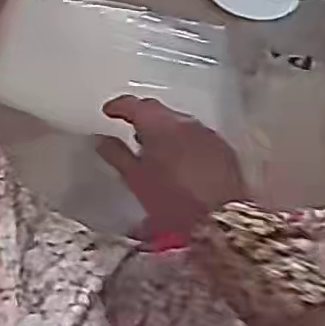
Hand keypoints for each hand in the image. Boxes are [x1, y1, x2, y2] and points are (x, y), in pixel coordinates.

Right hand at [96, 96, 248, 237]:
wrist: (222, 221)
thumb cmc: (173, 200)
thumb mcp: (135, 178)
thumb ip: (115, 153)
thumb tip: (101, 140)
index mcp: (159, 124)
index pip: (134, 104)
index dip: (118, 106)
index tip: (108, 111)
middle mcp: (185, 122)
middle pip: (157, 110)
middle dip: (140, 115)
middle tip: (126, 125)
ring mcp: (207, 134)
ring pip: (178, 123)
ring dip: (162, 130)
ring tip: (150, 147)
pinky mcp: (223, 150)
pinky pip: (196, 136)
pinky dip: (182, 141)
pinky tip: (176, 160)